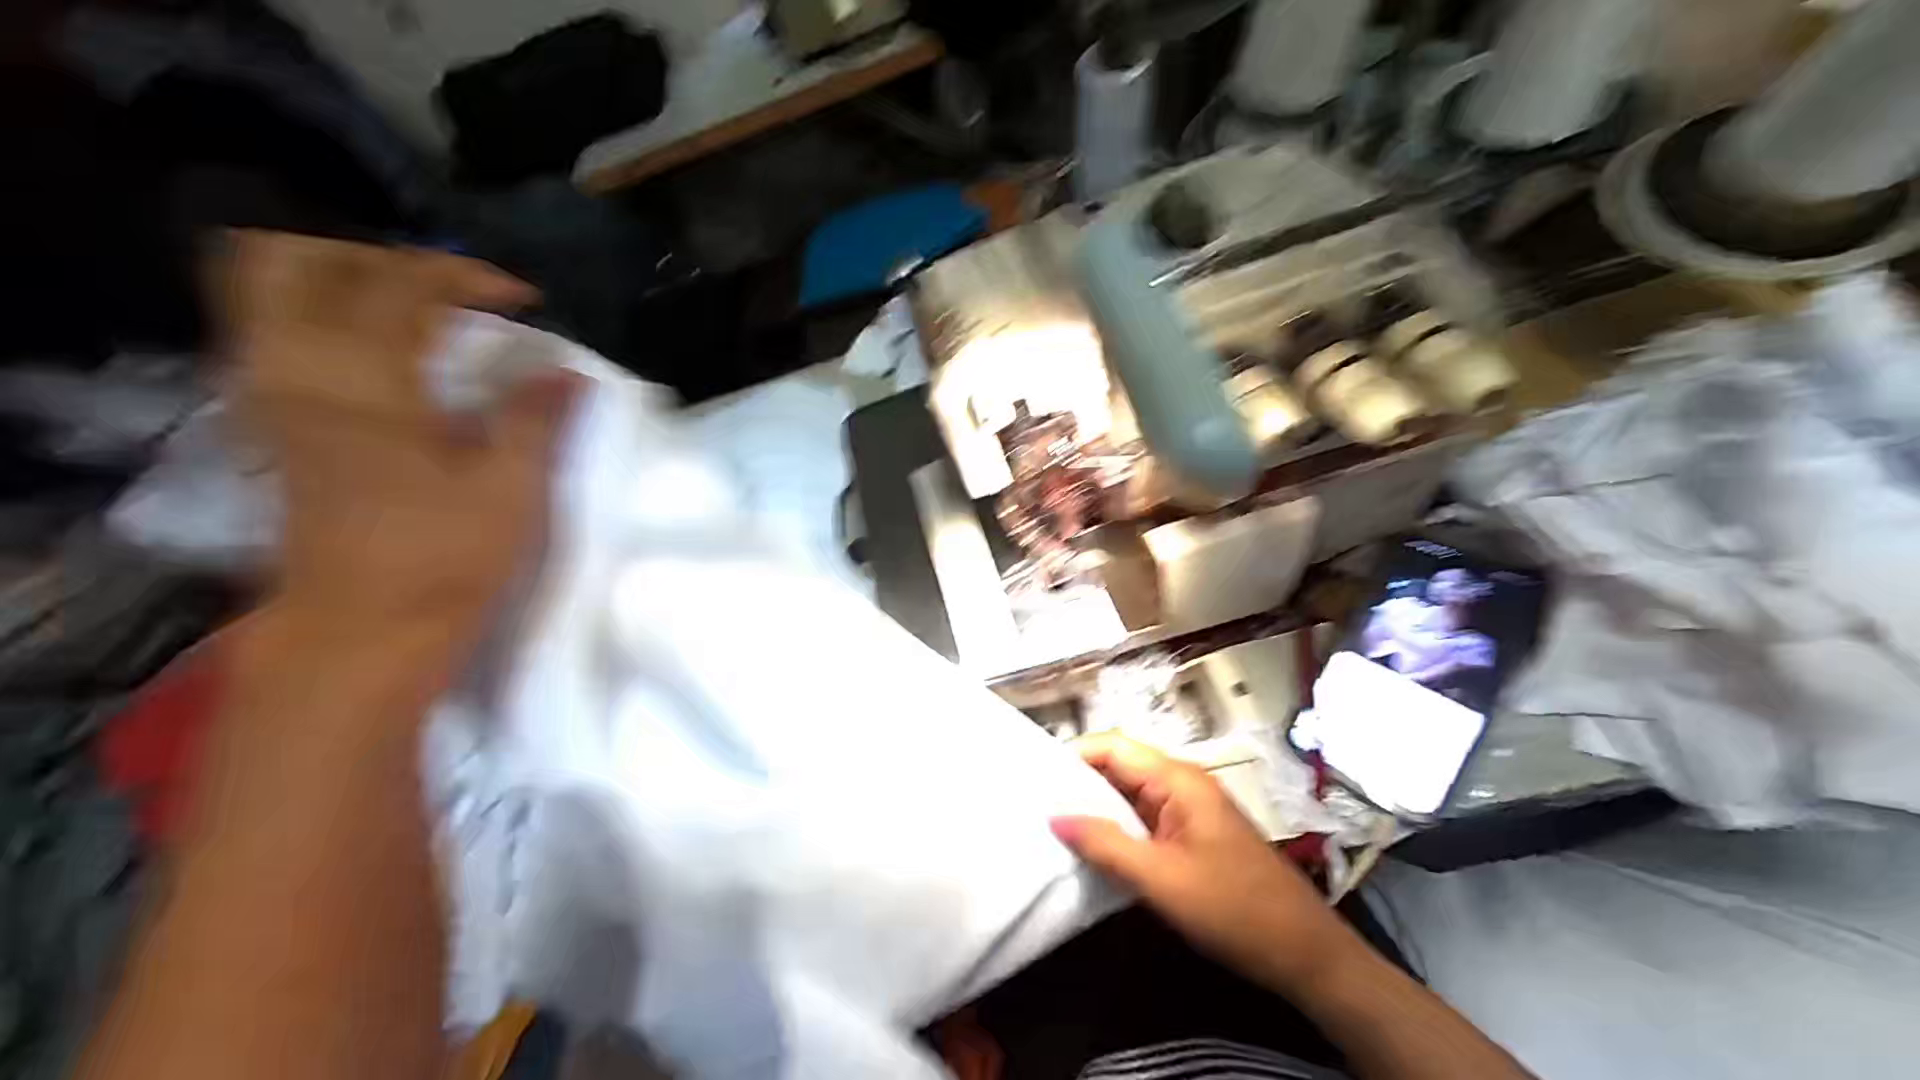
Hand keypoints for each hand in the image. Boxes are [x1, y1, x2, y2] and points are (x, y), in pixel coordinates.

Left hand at [220, 231, 579, 677]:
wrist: (361, 631)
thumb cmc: (443, 559)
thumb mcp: (511, 489)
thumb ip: (536, 418)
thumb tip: (566, 372)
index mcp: (365, 383)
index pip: (401, 286)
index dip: (465, 275)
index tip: (524, 298)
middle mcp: (299, 374)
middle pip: (295, 263)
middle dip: (374, 257)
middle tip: (445, 290)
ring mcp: (273, 400)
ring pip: (268, 297)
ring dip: (342, 284)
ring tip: (415, 315)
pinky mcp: (274, 430)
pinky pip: (277, 339)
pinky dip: (327, 323)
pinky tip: (384, 360)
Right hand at [1051, 733, 1358, 994]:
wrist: (1307, 955)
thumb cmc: (1235, 909)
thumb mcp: (1162, 879)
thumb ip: (1106, 844)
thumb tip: (1054, 817)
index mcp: (1177, 779)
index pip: (1112, 746)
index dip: (1072, 755)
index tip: (1034, 777)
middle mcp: (1181, 783)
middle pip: (1119, 765)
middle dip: (1078, 781)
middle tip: (1034, 802)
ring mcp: (1188, 809)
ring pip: (1130, 794)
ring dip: (1095, 806)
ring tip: (1052, 823)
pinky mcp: (1191, 835)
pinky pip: (1144, 818)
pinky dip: (1116, 827)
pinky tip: (1092, 846)